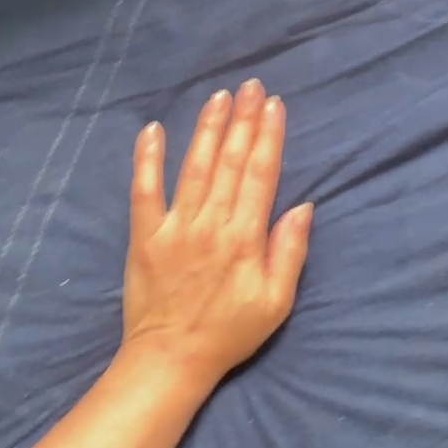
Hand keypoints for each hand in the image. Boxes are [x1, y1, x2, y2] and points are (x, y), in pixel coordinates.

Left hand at [121, 79, 312, 389]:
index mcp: (245, 238)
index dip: (268, 137)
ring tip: (218, 97)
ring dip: (208, 129)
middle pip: (231, 162)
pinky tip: (153, 129)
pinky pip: (143, 191)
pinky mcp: (144, 235)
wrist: (170, 362)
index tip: (274, 105)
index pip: (261, 175)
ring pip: (195, 167)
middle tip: (251, 85)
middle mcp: (211, 223)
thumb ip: (290, 252)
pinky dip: (148, 159)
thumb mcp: (276, 302)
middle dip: (243, 120)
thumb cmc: (230, 332)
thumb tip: (304, 206)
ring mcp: (175, 227)